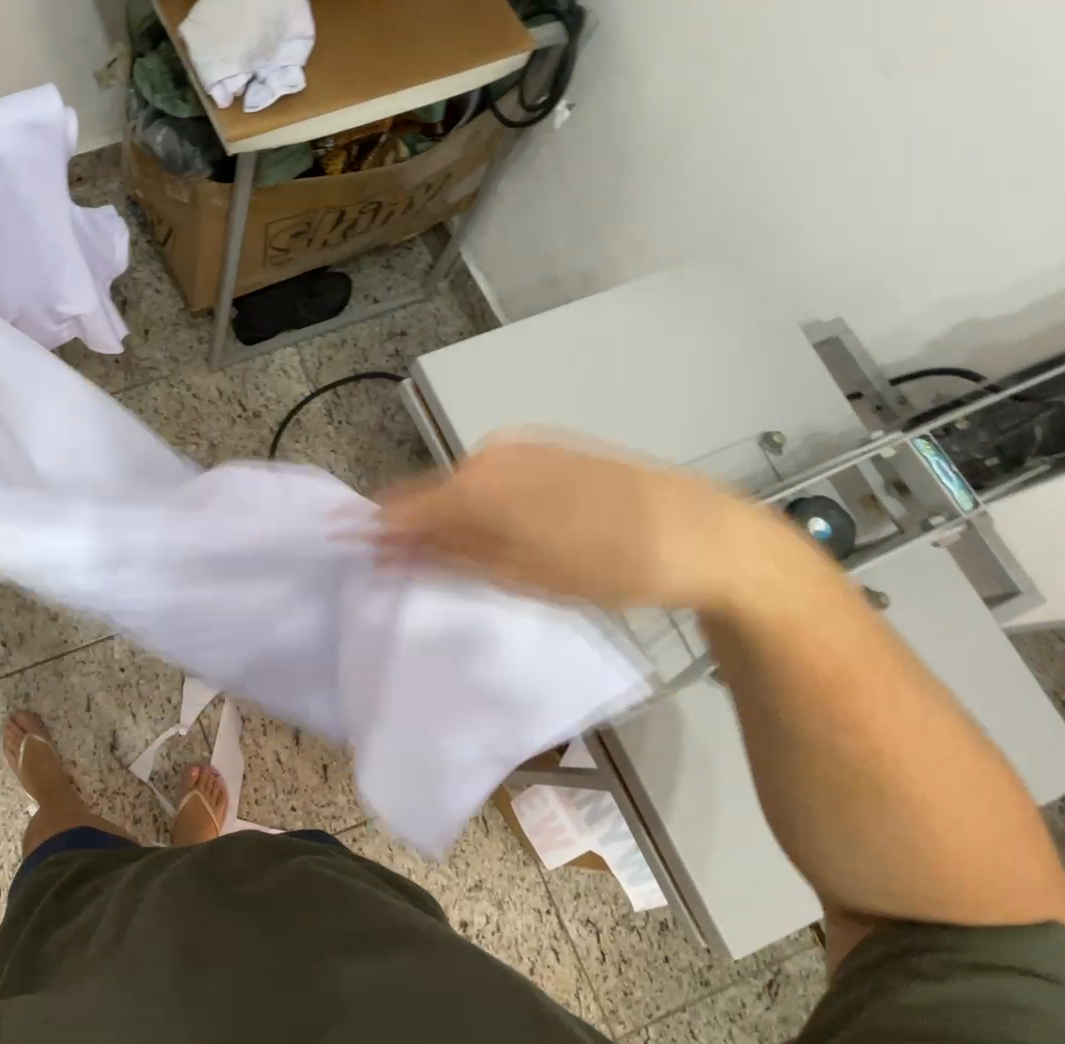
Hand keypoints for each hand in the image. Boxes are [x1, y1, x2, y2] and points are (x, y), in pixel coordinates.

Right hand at [375, 435, 784, 612]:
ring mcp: (523, 445)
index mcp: (477, 484)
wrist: (705, 537)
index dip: (374, 535)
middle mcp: (491, 452)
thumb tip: (384, 549)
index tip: (359, 562)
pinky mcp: (549, 448)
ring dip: (453, 521)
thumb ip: (444, 556)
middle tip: (425, 577)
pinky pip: (494, 478)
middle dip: (418, 532)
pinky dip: (485, 507)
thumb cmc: (609, 566)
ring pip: (462, 487)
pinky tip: (512, 535)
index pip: (400, 508)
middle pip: (430, 495)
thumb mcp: (519, 574)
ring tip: (477, 563)